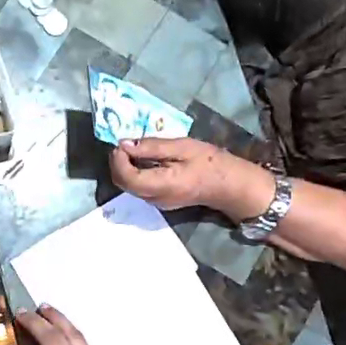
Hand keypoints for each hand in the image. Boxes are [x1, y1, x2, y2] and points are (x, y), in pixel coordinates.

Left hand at [110, 137, 273, 218]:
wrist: (227, 185)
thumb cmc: (209, 162)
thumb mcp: (182, 147)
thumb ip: (152, 147)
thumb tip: (124, 144)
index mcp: (161, 186)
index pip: (126, 177)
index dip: (118, 160)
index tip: (121, 142)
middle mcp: (154, 199)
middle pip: (123, 183)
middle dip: (118, 162)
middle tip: (124, 143)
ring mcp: (155, 202)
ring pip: (128, 186)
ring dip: (124, 167)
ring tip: (133, 147)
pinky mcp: (158, 200)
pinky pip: (137, 187)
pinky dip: (133, 172)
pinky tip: (141, 158)